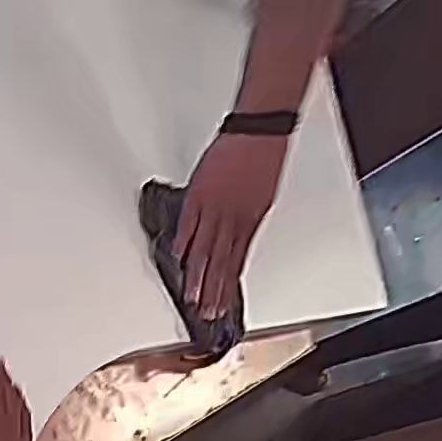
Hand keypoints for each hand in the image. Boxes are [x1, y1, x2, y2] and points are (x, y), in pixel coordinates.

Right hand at [173, 132, 289, 319]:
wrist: (260, 127)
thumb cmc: (263, 157)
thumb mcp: (263, 198)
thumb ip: (245, 226)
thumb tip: (233, 250)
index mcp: (249, 222)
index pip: (235, 264)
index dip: (227, 288)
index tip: (220, 308)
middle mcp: (232, 219)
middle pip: (219, 264)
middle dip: (212, 292)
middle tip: (206, 313)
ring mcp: (215, 209)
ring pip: (205, 250)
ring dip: (198, 276)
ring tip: (191, 297)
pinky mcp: (200, 195)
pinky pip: (190, 224)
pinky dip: (184, 242)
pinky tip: (178, 259)